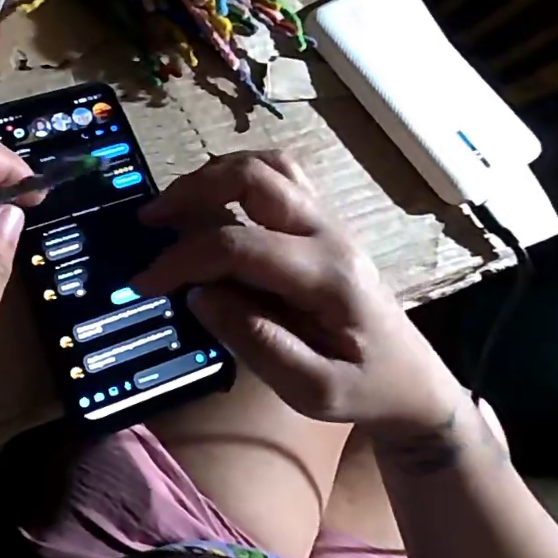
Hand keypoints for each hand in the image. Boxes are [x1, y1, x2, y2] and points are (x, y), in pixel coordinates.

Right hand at [129, 151, 467, 432]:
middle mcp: (328, 234)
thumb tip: (200, 296)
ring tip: (175, 203)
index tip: (143, 283)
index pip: (238, 247)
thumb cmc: (365, 389)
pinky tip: (213, 199)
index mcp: (326, 276)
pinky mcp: (322, 223)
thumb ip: (258, 344)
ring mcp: (328, 221)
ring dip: (214, 175)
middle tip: (151, 220)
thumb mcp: (313, 392)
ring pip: (268, 166)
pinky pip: (278, 176)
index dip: (182, 260)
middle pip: (254, 178)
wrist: (415, 380)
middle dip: (192, 191)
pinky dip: (236, 176)